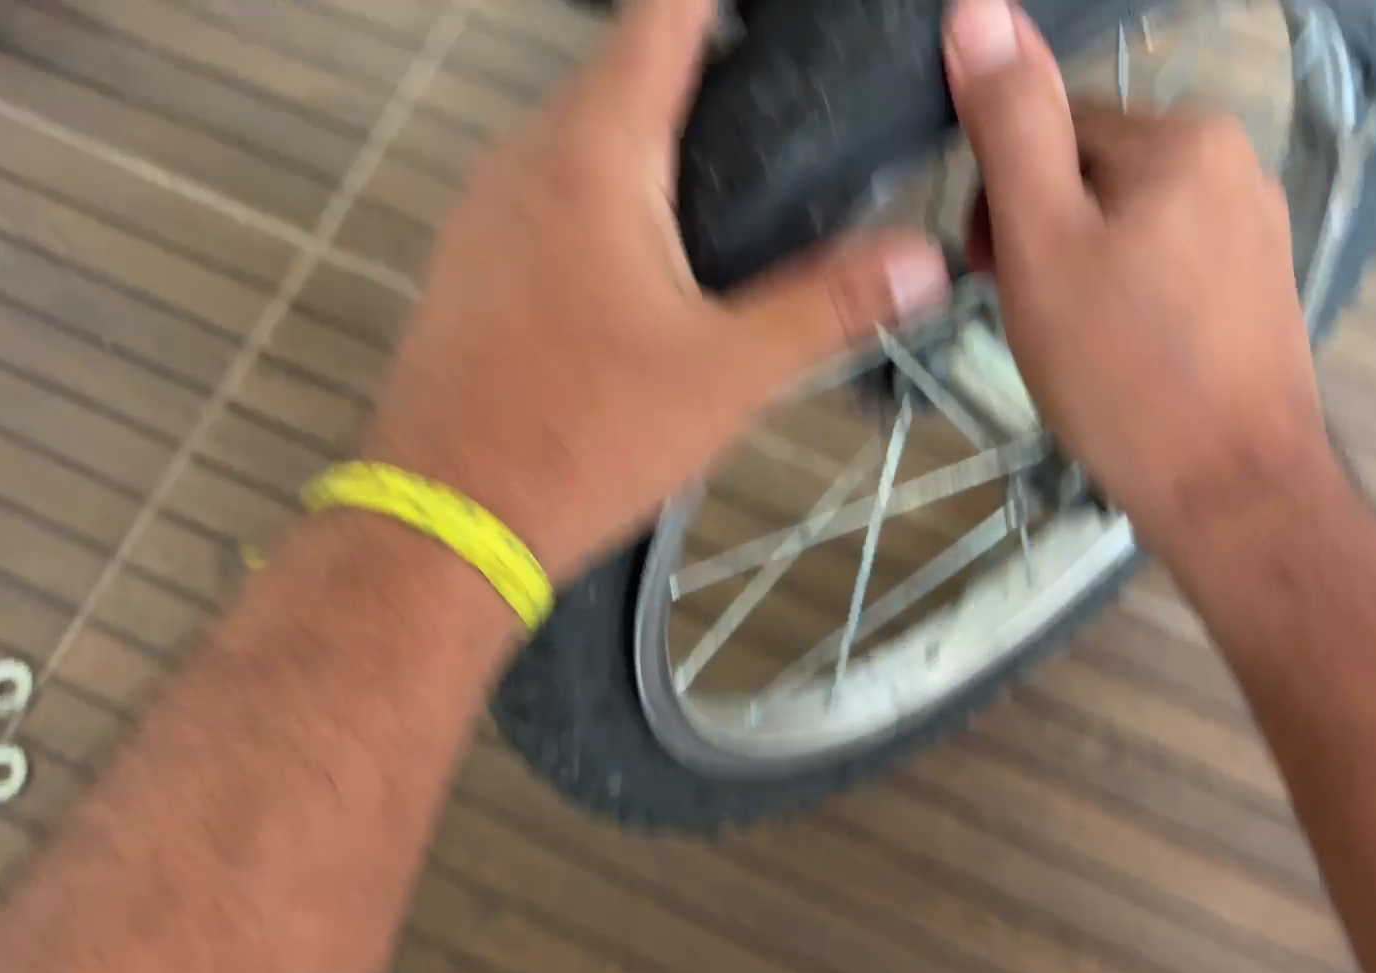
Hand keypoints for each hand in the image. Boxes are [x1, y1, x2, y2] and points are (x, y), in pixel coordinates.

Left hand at [364, 0, 950, 578]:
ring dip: (654, 152)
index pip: (665, 16)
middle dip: (703, 85)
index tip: (772, 20)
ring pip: (585, 141)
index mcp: (594, 157)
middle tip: (777, 133)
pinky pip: (550, 198)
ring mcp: (486, 209)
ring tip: (725, 209)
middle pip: (626, 76)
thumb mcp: (730, 374)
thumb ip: (829, 307)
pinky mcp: (473, 262)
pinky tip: (649, 274)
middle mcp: (524, 158)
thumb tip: (919, 264)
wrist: (456, 518)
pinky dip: (607, 205)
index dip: (720, 2)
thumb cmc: (583, 438)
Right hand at [944, 0, 1338, 531]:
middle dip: (1043, 235)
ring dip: (1080, 269)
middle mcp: (1232, 163)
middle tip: (1031, 319)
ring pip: (1127, 227)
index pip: (1053, 130)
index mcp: (1180, 138)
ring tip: (1072, 346)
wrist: (1229, 489)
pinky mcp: (1257, 291)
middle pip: (1092, 176)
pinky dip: (1126, 299)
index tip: (991, 275)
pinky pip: (1166, 268)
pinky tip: (1119, 356)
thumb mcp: (1043, 245)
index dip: (1003, 202)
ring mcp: (1255, 230)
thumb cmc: (1121, 372)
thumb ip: (1011, 127)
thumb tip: (976, 9)